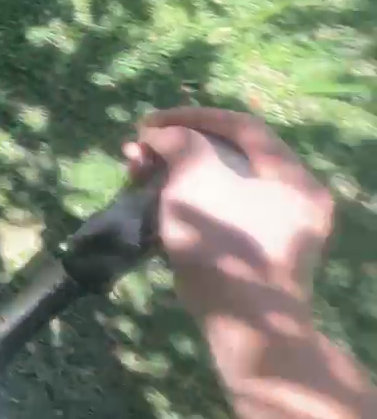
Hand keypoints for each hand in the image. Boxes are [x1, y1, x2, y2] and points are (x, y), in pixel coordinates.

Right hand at [125, 107, 333, 318]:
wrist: (240, 308)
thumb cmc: (223, 234)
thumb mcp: (196, 174)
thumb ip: (180, 141)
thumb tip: (162, 135)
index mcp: (290, 177)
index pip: (241, 126)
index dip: (191, 115)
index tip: (148, 121)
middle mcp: (289, 194)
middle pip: (224, 150)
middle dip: (172, 142)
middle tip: (137, 145)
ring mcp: (271, 218)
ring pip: (212, 174)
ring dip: (168, 164)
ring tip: (133, 167)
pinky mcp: (248, 236)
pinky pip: (212, 198)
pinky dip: (179, 188)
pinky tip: (149, 191)